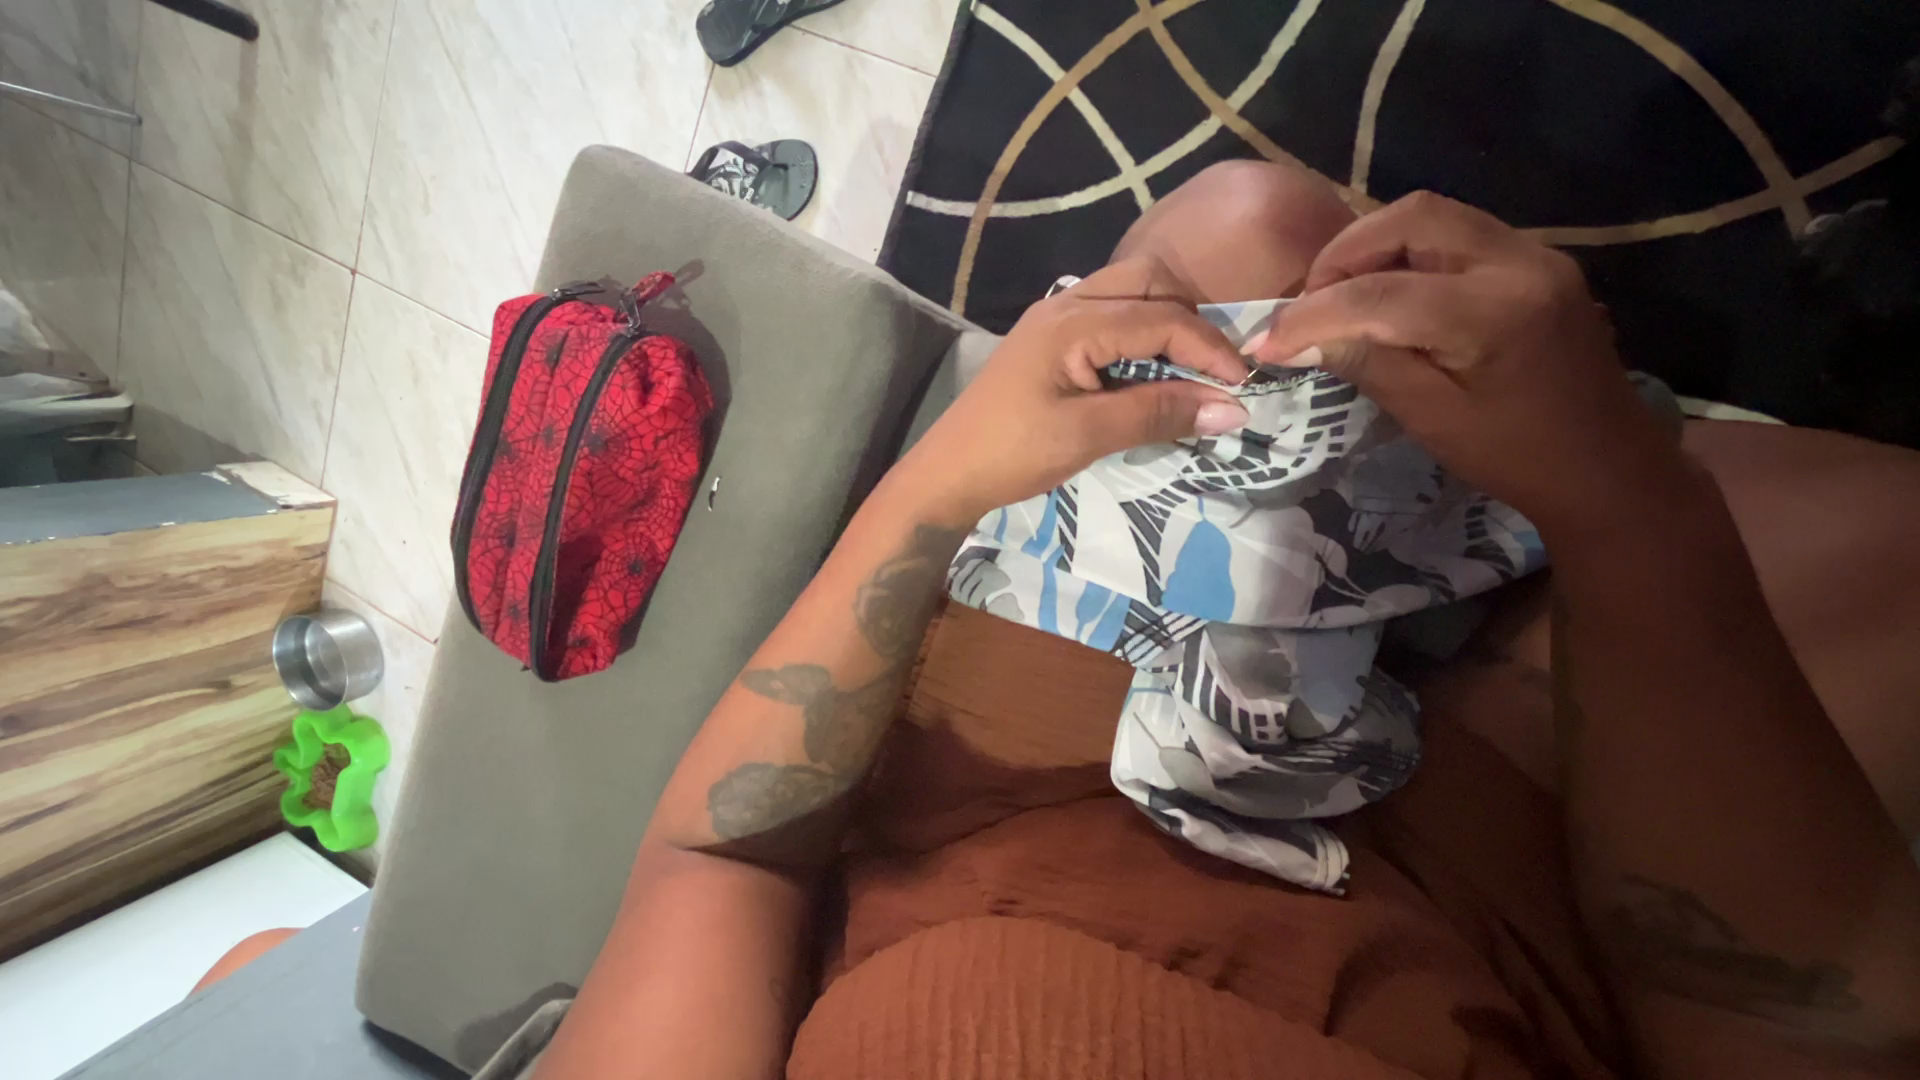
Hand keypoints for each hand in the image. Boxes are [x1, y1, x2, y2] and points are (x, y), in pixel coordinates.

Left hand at [886, 257, 1251, 526]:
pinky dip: (1139, 334)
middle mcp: (1065, 305)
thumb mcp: (1088, 435)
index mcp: (1073, 322)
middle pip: (1148, 283)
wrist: (949, 472)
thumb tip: (1232, 408)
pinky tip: (1148, 370)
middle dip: (1190, 320)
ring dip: (1165, 322)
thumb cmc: (1013, 454)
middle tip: (1213, 370)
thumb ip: (1158, 414)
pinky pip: (1108, 317)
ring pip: (1128, 295)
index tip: (1242, 386)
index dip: (1208, 349)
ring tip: (1187, 370)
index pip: (1162, 319)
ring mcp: (1053, 319)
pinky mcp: (1048, 340)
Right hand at [1253, 192, 1692, 537]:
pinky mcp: (1532, 261)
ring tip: (1338, 300)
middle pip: (1410, 217)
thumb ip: (1366, 363)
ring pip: (1431, 217)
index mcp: (1493, 313)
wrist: (1605, 464)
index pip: (1379, 292)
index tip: (1267, 340)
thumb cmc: (1513, 455)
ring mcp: (1532, 254)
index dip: (1312, 313)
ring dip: (1370, 249)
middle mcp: (1519, 262)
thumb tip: (1296, 339)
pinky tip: (1381, 296)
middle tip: (1310, 306)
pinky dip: (1403, 254)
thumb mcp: (1429, 418)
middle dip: (1343, 256)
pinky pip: (1453, 234)